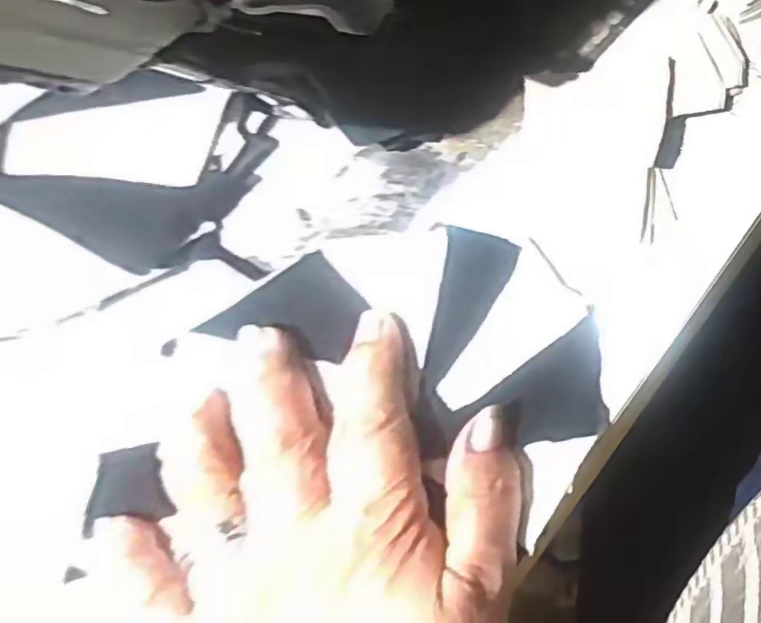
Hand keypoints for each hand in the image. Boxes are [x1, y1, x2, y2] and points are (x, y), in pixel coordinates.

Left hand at [89, 313, 522, 622]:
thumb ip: (489, 495)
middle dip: (273, 389)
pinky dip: (127, 563)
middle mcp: (296, 547)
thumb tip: (490, 419)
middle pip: (283, 453)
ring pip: (213, 508)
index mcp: (371, 526)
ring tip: (192, 402)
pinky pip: (154, 598)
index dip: (375, 369)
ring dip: (200, 452)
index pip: (374, 427)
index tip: (374, 322)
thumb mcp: (484, 579)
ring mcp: (236, 596)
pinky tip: (112, 529)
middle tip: (258, 338)